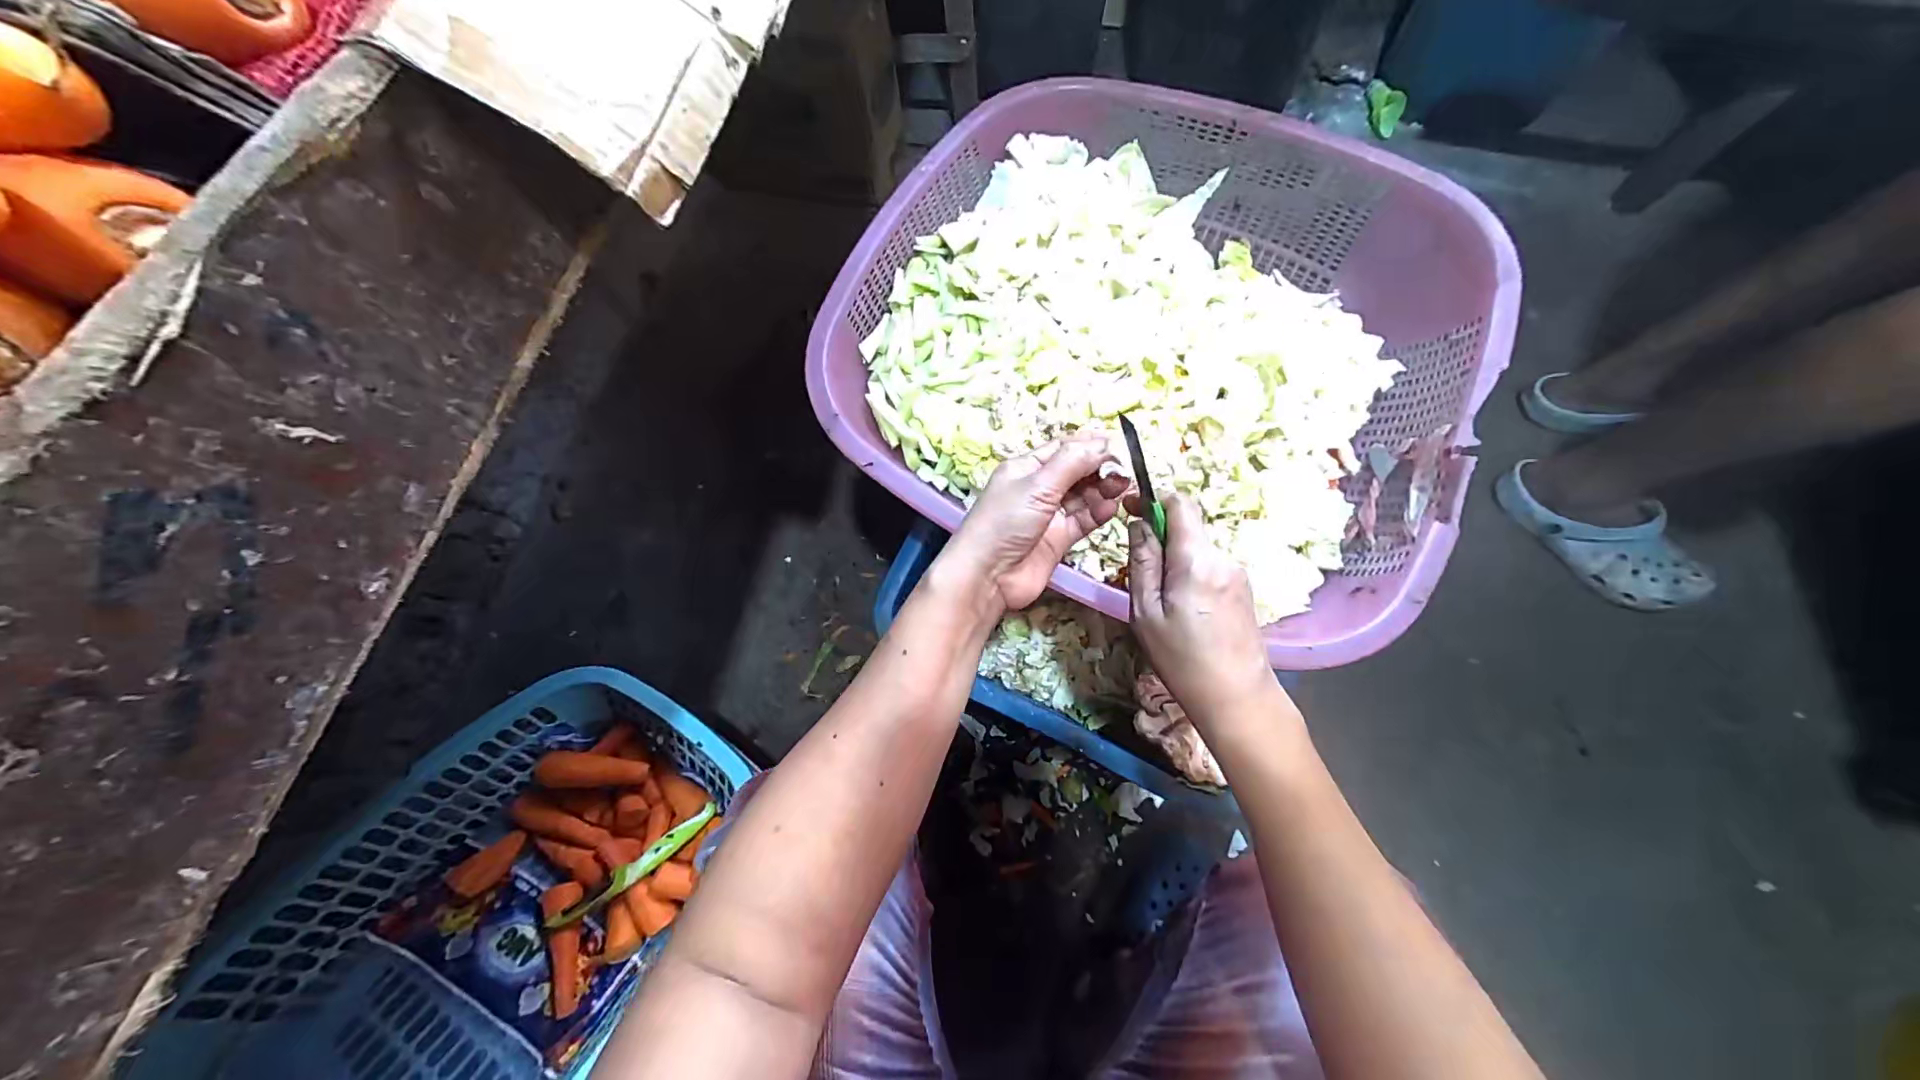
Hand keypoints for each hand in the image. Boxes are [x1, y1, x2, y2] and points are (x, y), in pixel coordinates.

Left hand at [935, 434, 1128, 613]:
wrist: (988, 577)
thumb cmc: (1004, 523)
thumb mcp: (1036, 485)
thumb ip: (1072, 463)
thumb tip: (1102, 443)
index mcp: (1026, 468)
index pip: (1064, 448)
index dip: (1091, 444)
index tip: (1120, 445)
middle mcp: (1039, 488)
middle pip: (1077, 470)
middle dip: (1101, 467)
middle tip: (1126, 469)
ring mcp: (1050, 514)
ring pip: (1084, 495)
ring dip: (1104, 489)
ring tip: (1122, 486)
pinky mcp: (1060, 538)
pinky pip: (1085, 519)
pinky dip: (1099, 512)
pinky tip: (1111, 507)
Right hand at [1126, 493, 1290, 730]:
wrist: (1237, 697)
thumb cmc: (1182, 659)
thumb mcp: (1145, 612)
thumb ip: (1142, 562)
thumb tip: (1139, 524)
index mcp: (1196, 560)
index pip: (1180, 503)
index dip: (1153, 498)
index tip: (1131, 508)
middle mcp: (1222, 558)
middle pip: (1188, 527)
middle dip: (1160, 538)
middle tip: (1139, 573)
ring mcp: (1237, 573)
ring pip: (1196, 549)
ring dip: (1174, 560)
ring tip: (1160, 602)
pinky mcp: (1242, 588)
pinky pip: (1208, 567)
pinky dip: (1189, 574)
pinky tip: (1182, 610)